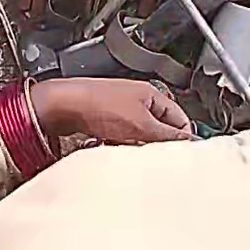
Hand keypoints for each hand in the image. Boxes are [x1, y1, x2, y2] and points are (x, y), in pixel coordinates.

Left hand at [28, 78, 191, 144]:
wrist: (61, 105)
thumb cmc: (96, 105)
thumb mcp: (141, 125)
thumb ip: (167, 135)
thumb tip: (188, 143)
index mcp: (150, 94)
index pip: (180, 118)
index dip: (182, 137)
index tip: (181, 154)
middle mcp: (135, 100)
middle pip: (158, 129)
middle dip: (154, 144)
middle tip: (149, 153)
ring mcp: (118, 109)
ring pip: (138, 136)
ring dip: (133, 146)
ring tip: (124, 147)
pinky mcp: (103, 120)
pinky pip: (119, 138)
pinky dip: (117, 145)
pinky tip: (109, 146)